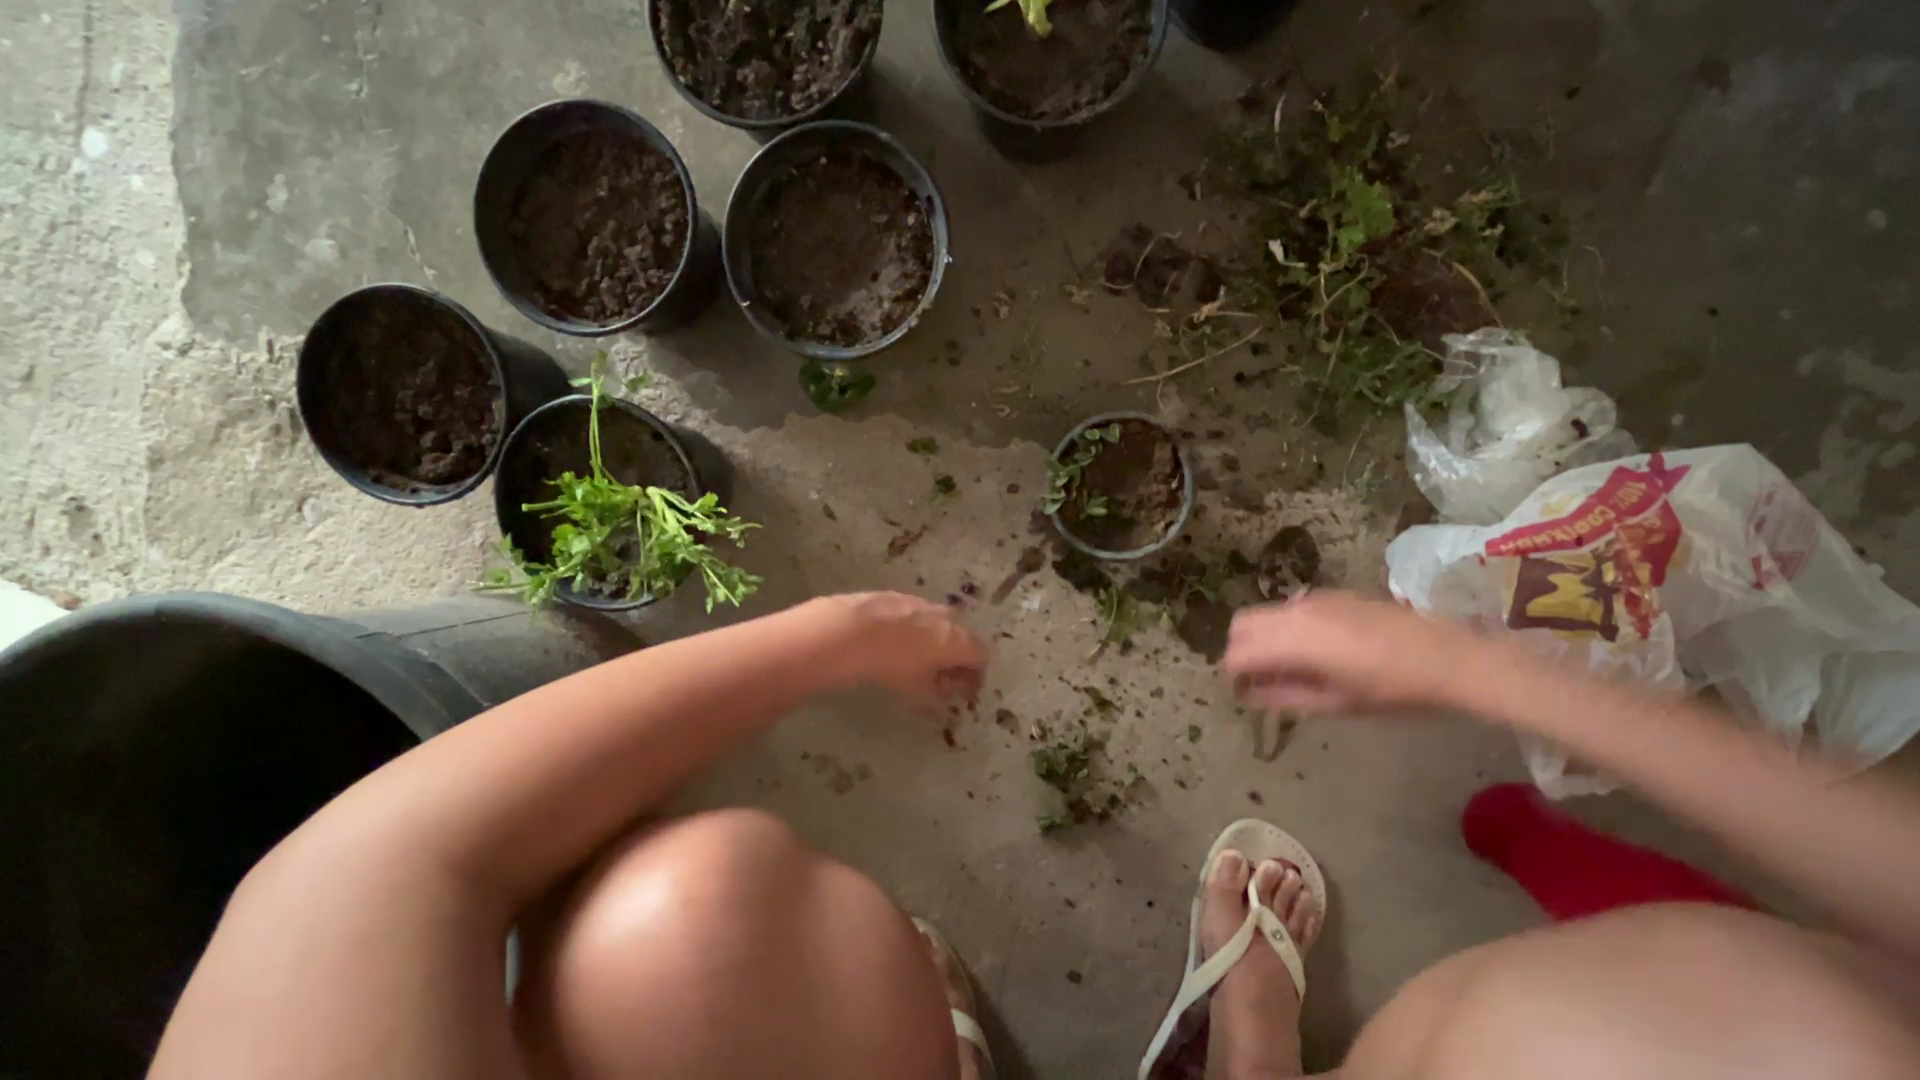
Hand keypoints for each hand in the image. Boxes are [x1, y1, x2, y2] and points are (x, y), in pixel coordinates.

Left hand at [820, 592, 986, 709]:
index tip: (965, 692)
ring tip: (916, 661)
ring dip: (935, 643)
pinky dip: (914, 630)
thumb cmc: (891, 667)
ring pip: (938, 624)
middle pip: (961, 638)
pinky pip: (916, 615)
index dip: (975, 676)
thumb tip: (944, 708)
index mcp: (957, 640)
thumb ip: (937, 701)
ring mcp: (921, 603)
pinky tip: (894, 643)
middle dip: (956, 659)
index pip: (981, 656)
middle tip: (941, 678)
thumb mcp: (916, 693)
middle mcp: (945, 617)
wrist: (849, 631)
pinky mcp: (898, 596)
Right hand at [1221, 591, 1486, 713]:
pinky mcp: (1334, 595)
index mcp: (1294, 641)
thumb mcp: (1336, 703)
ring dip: (1264, 637)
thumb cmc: (1393, 689)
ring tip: (1288, 667)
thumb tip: (1250, 695)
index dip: (1233, 676)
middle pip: (1242, 624)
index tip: (1243, 694)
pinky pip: (1292, 608)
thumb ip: (1285, 696)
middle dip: (1240, 650)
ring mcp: (1315, 599)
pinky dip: (1286, 627)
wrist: (1449, 657)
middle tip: (1259, 679)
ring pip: (1266, 613)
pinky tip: (1316, 650)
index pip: (1237, 653)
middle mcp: (1296, 612)